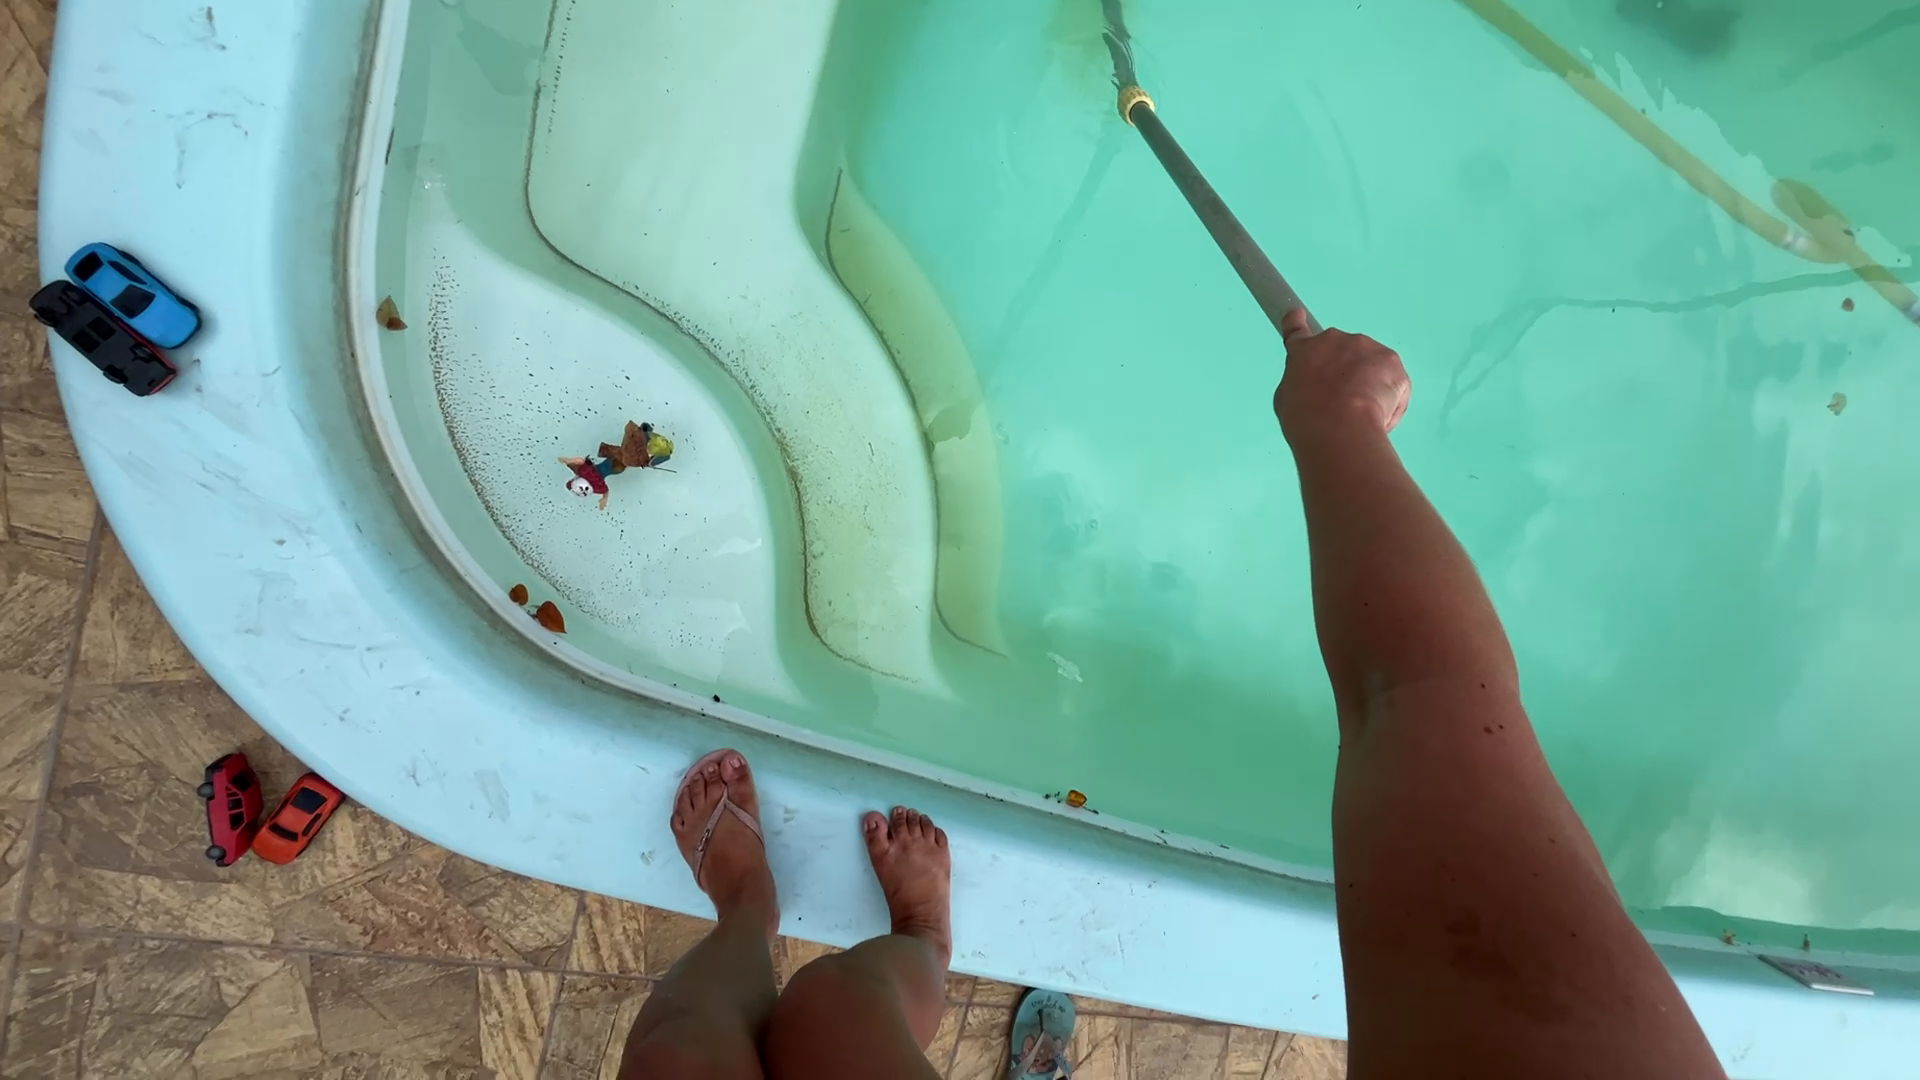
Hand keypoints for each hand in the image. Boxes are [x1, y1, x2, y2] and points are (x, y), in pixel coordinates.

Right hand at [1273, 308, 1410, 446]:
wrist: (1338, 425)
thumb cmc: (1303, 415)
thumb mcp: (1287, 398)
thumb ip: (1301, 382)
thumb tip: (1314, 384)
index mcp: (1305, 350)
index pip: (1298, 331)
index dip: (1296, 323)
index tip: (1297, 315)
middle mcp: (1337, 340)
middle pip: (1341, 352)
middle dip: (1342, 370)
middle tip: (1338, 400)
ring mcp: (1368, 348)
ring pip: (1369, 365)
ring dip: (1367, 383)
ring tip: (1358, 412)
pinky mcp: (1394, 361)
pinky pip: (1391, 381)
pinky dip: (1387, 397)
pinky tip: (1376, 415)